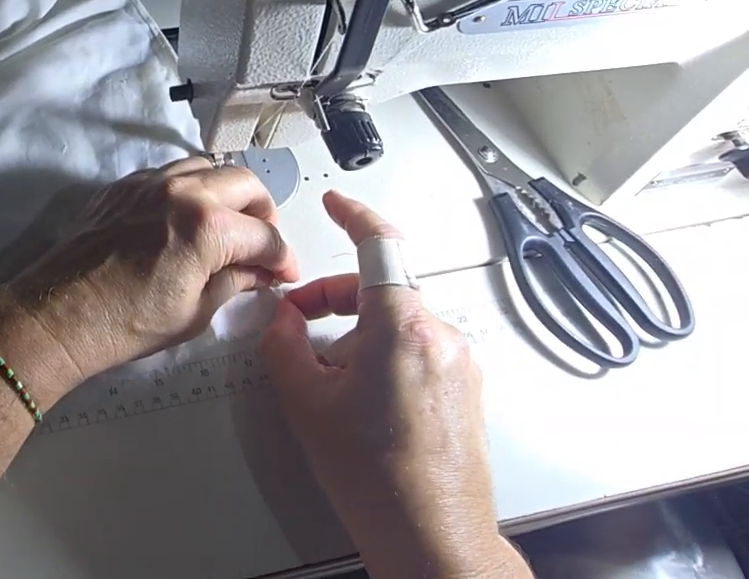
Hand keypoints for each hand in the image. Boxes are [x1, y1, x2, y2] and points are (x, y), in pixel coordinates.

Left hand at [0, 157, 300, 398]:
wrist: (60, 314)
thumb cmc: (127, 324)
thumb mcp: (195, 312)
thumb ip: (236, 281)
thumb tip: (263, 272)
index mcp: (206, 227)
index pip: (265, 235)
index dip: (283, 257)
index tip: (284, 271)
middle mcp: (182, 191)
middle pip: (245, 184)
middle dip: (264, 213)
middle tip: (262, 243)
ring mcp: (150, 181)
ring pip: (209, 167)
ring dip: (227, 192)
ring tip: (228, 224)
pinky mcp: (126, 183)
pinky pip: (172, 172)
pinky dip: (191, 187)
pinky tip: (188, 216)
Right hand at [259, 191, 527, 578]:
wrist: (435, 545)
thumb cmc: (378, 481)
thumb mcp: (306, 403)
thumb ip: (283, 345)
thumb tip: (283, 321)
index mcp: (402, 328)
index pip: (379, 247)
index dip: (353, 216)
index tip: (336, 204)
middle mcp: (439, 336)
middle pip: (378, 288)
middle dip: (333, 297)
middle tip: (297, 321)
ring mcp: (458, 363)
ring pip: (394, 321)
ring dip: (355, 333)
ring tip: (328, 378)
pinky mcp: (464, 387)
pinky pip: (415, 347)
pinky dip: (381, 353)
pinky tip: (360, 396)